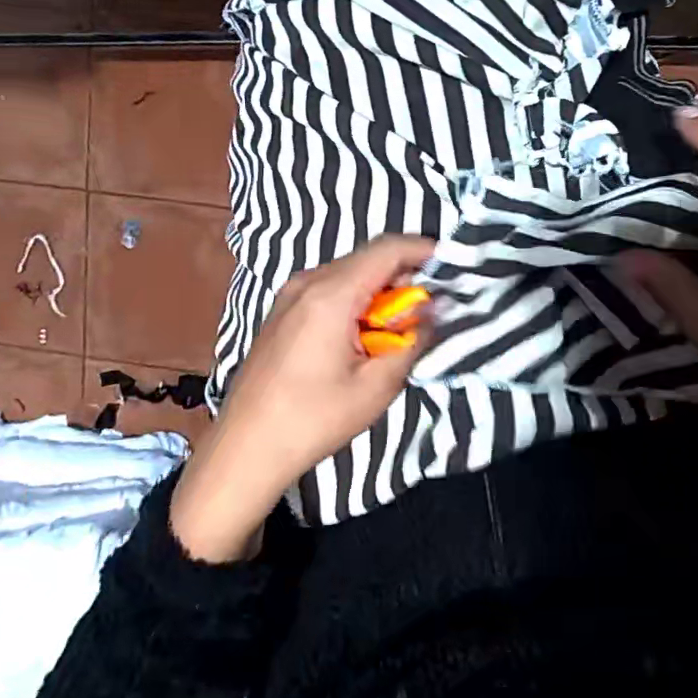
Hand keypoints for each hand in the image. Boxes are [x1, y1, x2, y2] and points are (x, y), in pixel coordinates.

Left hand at [169, 235, 435, 560]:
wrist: (244, 448)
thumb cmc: (313, 420)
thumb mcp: (377, 386)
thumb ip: (414, 340)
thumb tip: (437, 309)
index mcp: (331, 295)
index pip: (388, 248)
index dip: (424, 250)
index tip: (452, 267)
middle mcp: (308, 282)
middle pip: (369, 258)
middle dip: (406, 275)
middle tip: (432, 306)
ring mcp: (290, 294)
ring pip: (350, 272)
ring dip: (382, 289)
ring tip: (401, 325)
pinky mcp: (283, 311)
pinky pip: (330, 288)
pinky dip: (358, 299)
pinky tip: (365, 334)